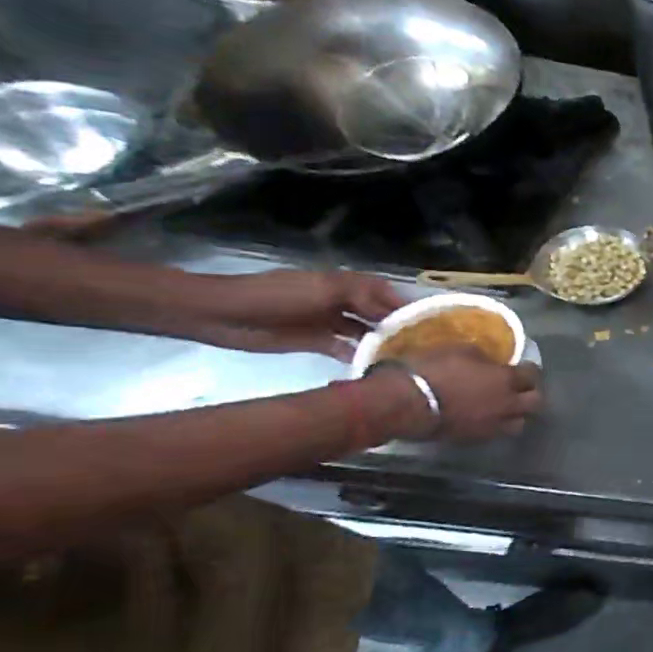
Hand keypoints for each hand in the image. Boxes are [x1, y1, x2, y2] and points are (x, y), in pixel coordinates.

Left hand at [187, 270, 405, 358]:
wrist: (221, 313)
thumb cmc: (275, 295)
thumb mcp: (325, 290)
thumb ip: (363, 298)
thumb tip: (398, 312)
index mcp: (346, 284)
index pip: (385, 293)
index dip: (405, 305)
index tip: (431, 321)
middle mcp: (342, 302)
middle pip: (377, 313)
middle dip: (398, 325)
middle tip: (424, 344)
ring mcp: (329, 323)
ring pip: (364, 332)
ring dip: (381, 343)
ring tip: (405, 358)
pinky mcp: (316, 342)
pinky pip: (346, 349)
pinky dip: (360, 357)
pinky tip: (376, 367)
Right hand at [389, 346, 543, 441]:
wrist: (407, 404)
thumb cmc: (434, 369)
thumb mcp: (462, 350)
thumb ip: (484, 358)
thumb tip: (491, 363)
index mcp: (507, 379)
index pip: (532, 375)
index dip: (530, 370)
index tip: (524, 366)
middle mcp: (507, 405)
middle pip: (535, 402)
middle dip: (532, 394)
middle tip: (522, 388)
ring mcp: (493, 425)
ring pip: (520, 423)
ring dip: (517, 414)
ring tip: (508, 408)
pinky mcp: (475, 440)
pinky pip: (496, 433)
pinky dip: (496, 426)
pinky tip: (487, 419)